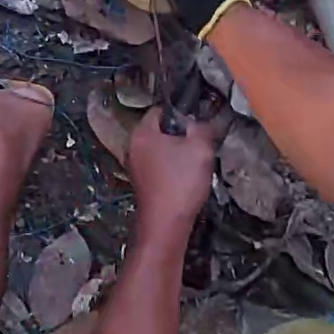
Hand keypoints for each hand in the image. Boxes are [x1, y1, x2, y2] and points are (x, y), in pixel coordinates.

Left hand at [126, 108, 215, 252]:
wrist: (165, 224)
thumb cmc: (180, 182)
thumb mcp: (200, 149)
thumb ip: (202, 128)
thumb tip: (200, 122)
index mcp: (142, 132)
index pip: (160, 109)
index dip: (181, 112)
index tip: (197, 122)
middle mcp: (132, 145)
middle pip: (160, 129)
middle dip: (180, 134)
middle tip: (199, 143)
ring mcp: (134, 165)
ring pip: (159, 148)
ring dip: (176, 151)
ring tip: (194, 161)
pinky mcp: (140, 181)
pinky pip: (157, 164)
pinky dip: (170, 166)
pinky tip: (184, 176)